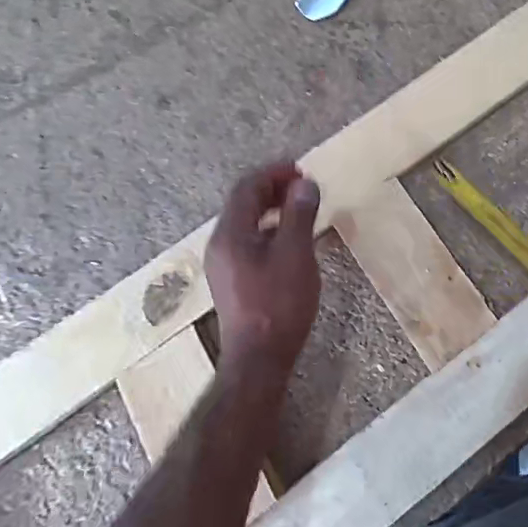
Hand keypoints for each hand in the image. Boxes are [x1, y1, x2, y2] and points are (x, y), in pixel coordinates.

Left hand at [205, 161, 322, 377]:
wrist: (260, 355)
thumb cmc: (279, 302)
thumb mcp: (296, 253)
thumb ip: (299, 215)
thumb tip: (305, 184)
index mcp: (231, 234)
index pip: (247, 188)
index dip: (274, 173)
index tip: (303, 170)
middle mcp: (221, 244)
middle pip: (244, 202)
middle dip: (274, 187)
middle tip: (305, 186)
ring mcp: (226, 263)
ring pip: (248, 221)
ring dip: (274, 207)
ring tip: (304, 206)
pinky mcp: (235, 278)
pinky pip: (251, 238)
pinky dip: (272, 226)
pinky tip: (293, 237)